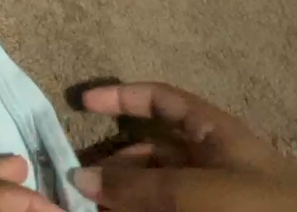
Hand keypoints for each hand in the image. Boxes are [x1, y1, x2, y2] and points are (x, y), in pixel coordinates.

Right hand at [72, 83, 296, 211]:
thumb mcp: (197, 192)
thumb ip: (138, 185)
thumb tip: (78, 177)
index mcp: (216, 134)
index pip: (161, 99)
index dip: (121, 96)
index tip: (81, 103)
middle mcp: (215, 163)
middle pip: (152, 152)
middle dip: (114, 164)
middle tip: (79, 182)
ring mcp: (218, 202)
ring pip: (158, 192)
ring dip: (123, 197)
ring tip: (93, 207)